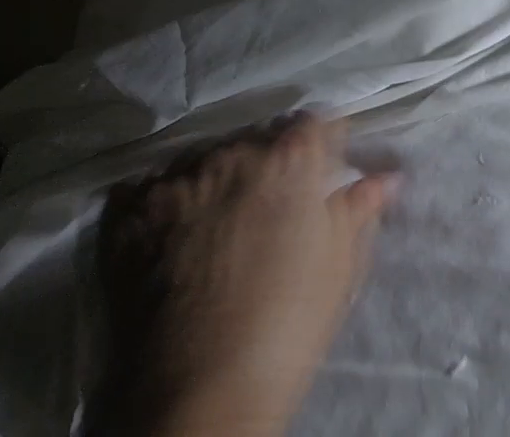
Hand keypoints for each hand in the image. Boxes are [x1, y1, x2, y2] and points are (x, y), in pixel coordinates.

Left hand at [94, 115, 396, 436]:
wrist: (198, 386)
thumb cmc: (291, 319)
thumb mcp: (342, 261)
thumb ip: (359, 208)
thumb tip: (384, 179)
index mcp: (294, 158)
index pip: (315, 123)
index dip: (323, 145)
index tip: (325, 170)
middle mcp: (233, 155)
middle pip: (258, 137)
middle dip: (270, 159)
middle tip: (275, 199)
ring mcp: (173, 183)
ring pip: (204, 157)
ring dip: (218, 175)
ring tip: (221, 214)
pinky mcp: (125, 216)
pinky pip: (148, 184)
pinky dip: (165, 196)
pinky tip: (174, 226)